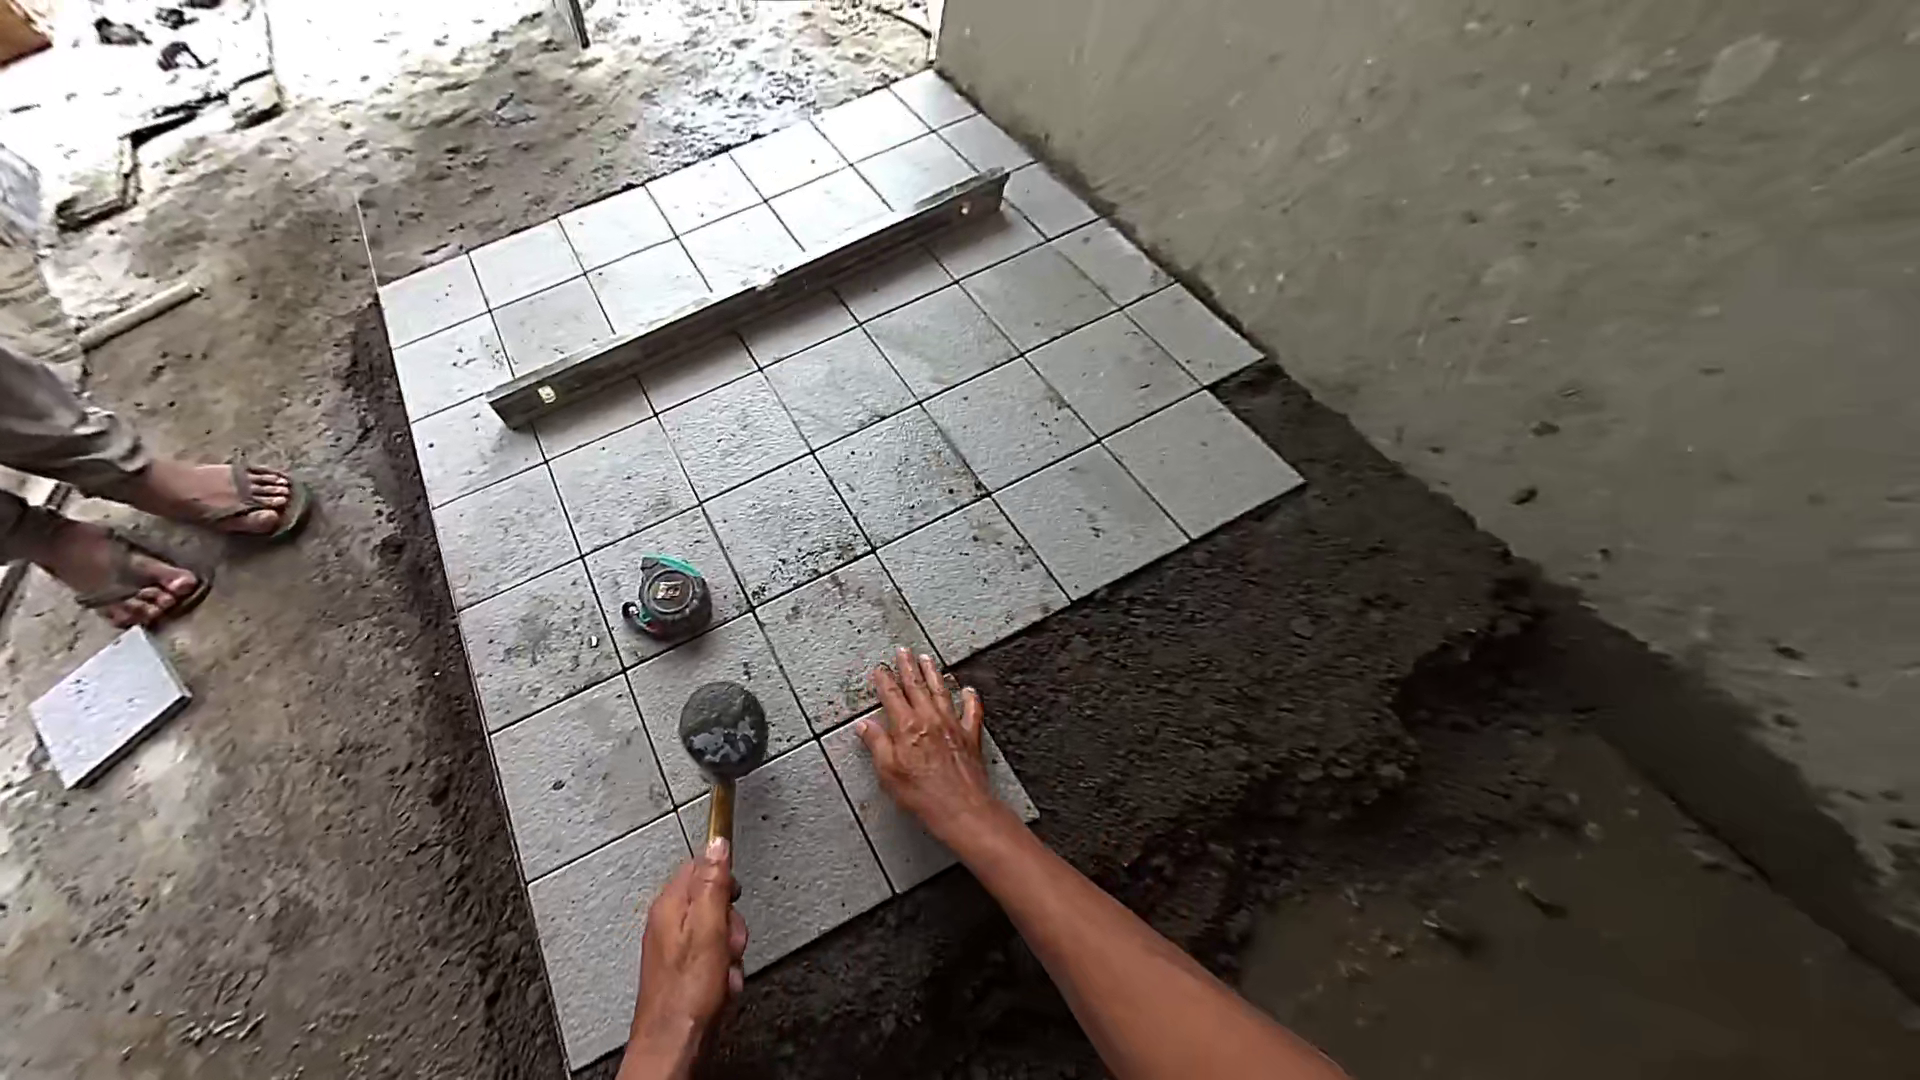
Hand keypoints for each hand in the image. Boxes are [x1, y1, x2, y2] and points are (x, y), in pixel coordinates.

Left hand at [624, 837, 747, 1078]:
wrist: (674, 1046)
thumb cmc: (686, 993)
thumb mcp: (709, 926)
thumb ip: (714, 882)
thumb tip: (717, 842)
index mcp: (670, 904)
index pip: (702, 863)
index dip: (724, 877)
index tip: (732, 894)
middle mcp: (668, 921)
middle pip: (714, 896)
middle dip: (731, 919)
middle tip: (727, 939)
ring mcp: (675, 945)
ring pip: (719, 926)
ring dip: (730, 946)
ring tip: (723, 965)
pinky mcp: (684, 967)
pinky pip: (715, 952)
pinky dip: (723, 966)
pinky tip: (719, 981)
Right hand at [859, 647, 1007, 846]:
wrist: (960, 807)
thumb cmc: (923, 794)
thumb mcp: (888, 772)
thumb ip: (877, 744)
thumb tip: (864, 726)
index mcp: (908, 727)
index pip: (892, 696)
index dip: (884, 680)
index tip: (880, 669)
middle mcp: (930, 719)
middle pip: (916, 686)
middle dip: (908, 666)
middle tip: (903, 652)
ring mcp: (952, 725)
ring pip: (941, 690)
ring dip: (933, 673)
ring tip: (927, 659)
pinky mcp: (970, 735)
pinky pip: (972, 710)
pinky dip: (970, 698)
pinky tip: (968, 690)